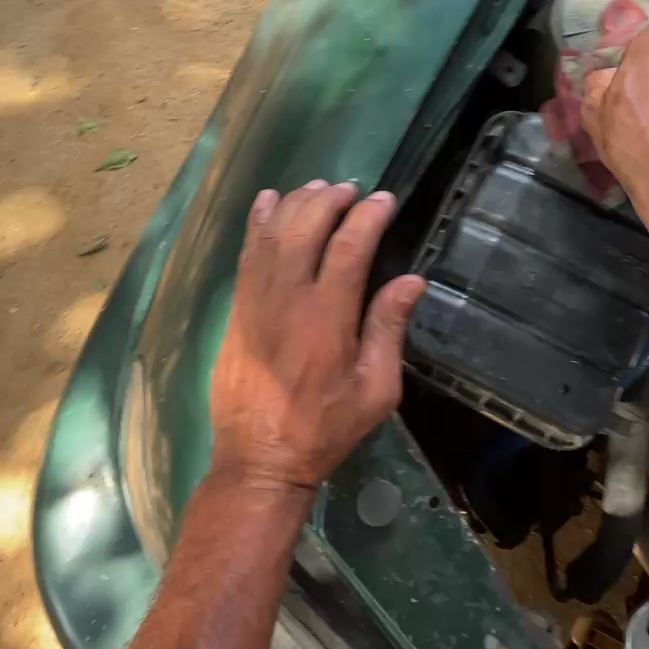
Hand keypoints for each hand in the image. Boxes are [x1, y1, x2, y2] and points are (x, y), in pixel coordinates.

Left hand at [209, 181, 427, 494]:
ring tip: (319, 187)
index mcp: (327, 320)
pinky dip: (257, 223)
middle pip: (305, 229)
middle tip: (352, 190)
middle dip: (331, 200)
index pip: (348, 249)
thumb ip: (390, 330)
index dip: (368, 217)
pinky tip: (268, 200)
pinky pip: (246, 255)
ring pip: (273, 235)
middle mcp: (288, 301)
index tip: (385, 200)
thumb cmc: (325, 429)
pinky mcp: (236, 311)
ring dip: (296, 203)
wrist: (258, 460)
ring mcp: (255, 303)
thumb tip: (412, 280)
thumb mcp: (376, 391)